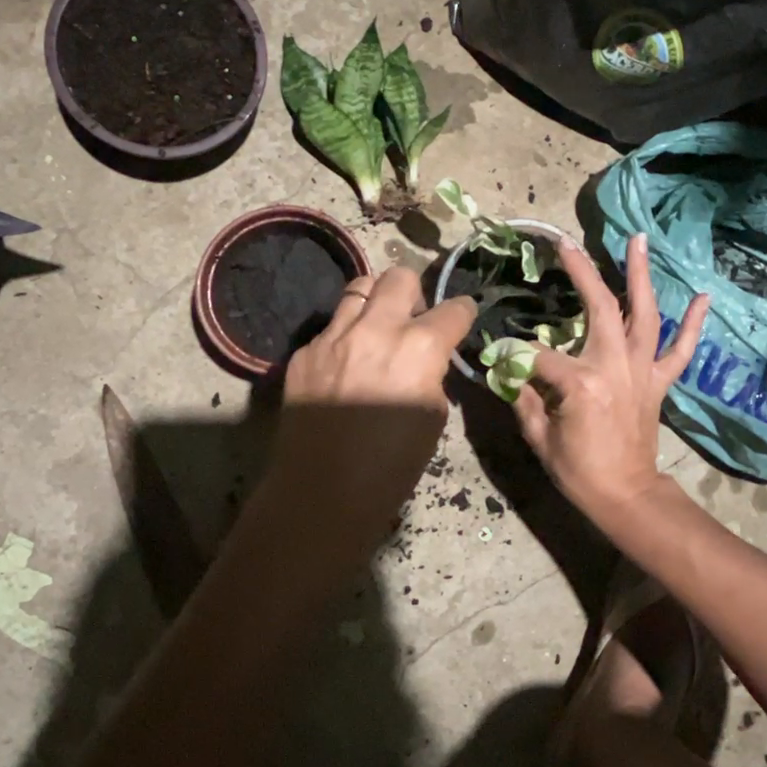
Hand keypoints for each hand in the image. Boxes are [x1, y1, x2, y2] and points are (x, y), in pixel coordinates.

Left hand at [266, 266, 475, 527]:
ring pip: (358, 287)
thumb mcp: (432, 417)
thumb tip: (426, 359)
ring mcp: (334, 336)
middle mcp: (377, 329)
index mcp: (419, 348)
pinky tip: (345, 365)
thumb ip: (431, 374)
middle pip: (400, 277)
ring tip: (376, 327)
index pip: (453, 309)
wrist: (323, 490)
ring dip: (375, 301)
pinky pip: (331, 326)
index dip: (462, 313)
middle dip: (414, 292)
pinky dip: (345, 336)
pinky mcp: (304, 351)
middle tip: (413, 318)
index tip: (460, 319)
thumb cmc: (392, 465)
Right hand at [513, 233, 708, 516]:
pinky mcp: (659, 383)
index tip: (500, 353)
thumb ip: (524, 397)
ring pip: (646, 315)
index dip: (516, 353)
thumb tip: (511, 368)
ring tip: (639, 240)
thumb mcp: (540, 438)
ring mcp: (642, 372)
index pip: (540, 354)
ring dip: (642, 275)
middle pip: (601, 309)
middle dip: (583, 273)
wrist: (626, 496)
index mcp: (582, 384)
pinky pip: (681, 350)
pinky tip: (704, 297)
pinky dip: (693, 325)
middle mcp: (616, 368)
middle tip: (567, 243)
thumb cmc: (579, 472)